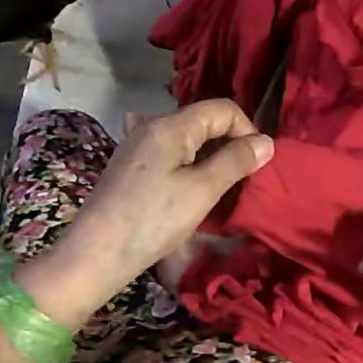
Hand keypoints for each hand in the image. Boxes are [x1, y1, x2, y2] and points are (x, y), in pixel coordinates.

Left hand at [39, 100, 272, 314]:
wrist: (96, 254)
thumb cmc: (153, 221)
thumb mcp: (202, 191)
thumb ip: (235, 162)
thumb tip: (266, 142)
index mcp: (170, 125)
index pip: (222, 109)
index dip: (246, 130)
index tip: (255, 165)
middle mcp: (151, 126)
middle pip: (203, 122)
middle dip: (229, 146)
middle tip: (241, 182)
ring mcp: (137, 146)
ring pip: (187, 141)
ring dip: (209, 160)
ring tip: (219, 191)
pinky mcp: (130, 168)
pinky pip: (169, 156)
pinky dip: (188, 168)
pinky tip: (189, 190)